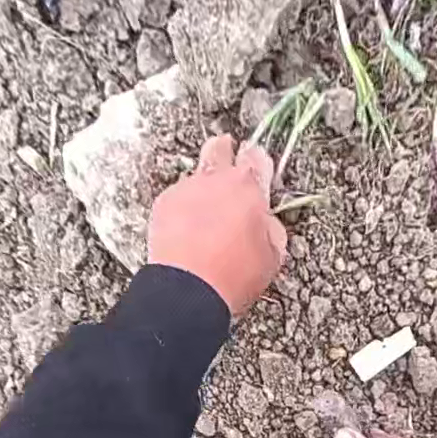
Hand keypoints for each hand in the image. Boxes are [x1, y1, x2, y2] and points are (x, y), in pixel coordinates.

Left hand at [147, 135, 287, 316]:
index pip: (257, 158)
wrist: (190, 290)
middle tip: (228, 158)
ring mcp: (187, 189)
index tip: (258, 165)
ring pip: (197, 177)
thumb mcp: (272, 257)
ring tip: (209, 216)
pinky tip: (190, 232)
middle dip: (225, 150)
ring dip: (204, 190)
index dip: (259, 161)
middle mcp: (217, 181)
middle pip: (219, 148)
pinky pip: (178, 198)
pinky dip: (185, 209)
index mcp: (249, 190)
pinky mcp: (164, 204)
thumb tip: (267, 223)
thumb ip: (271, 230)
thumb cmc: (235, 275)